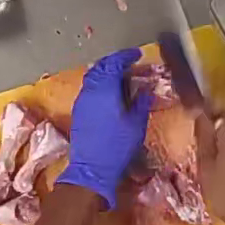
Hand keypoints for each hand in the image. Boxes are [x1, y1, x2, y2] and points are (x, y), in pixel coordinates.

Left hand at [54, 48, 152, 208]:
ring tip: (121, 77)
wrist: (91, 169)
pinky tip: (110, 93)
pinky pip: (89, 89)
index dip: (125, 56)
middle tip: (129, 63)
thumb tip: (145, 90)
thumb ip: (141, 103)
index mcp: (105, 89)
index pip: (113, 63)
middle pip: (100, 68)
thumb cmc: (117, 146)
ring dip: (106, 73)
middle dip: (114, 62)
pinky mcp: (78, 112)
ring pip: (92, 78)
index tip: (136, 54)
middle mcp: (90, 91)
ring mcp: (81, 102)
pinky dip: (100, 84)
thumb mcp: (136, 124)